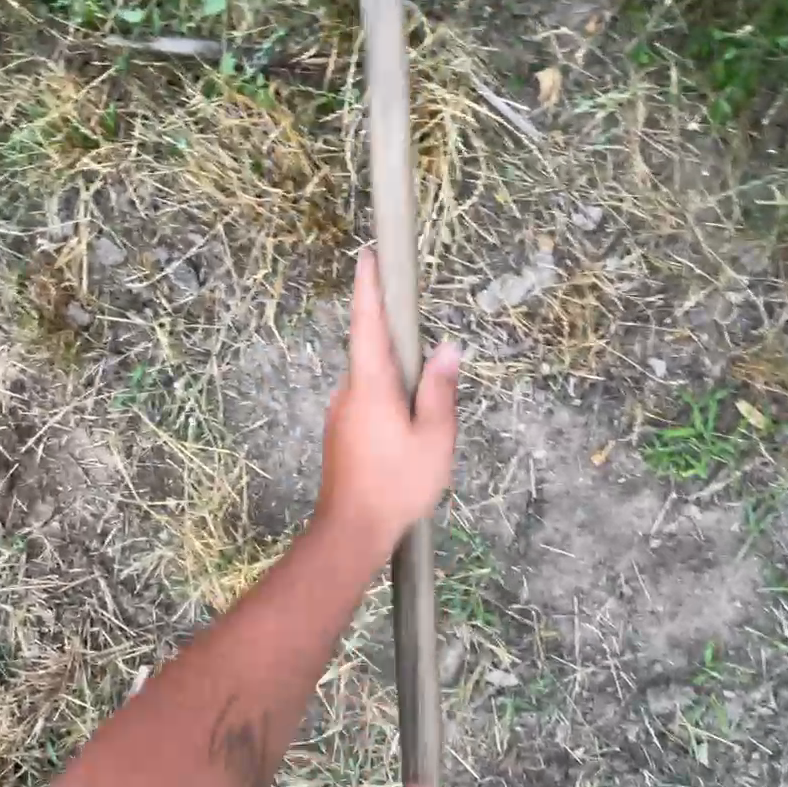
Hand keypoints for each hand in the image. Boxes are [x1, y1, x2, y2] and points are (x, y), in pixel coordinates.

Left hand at [316, 249, 462, 559]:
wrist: (351, 530)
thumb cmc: (397, 486)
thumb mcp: (434, 438)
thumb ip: (440, 391)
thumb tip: (447, 349)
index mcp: (371, 386)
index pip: (369, 324)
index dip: (369, 288)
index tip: (367, 257)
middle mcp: (348, 394)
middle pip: (374, 355)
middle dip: (401, 353)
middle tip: (429, 375)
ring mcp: (340, 415)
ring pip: (373, 385)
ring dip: (398, 389)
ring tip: (421, 427)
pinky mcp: (340, 435)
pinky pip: (367, 407)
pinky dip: (388, 409)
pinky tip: (404, 440)